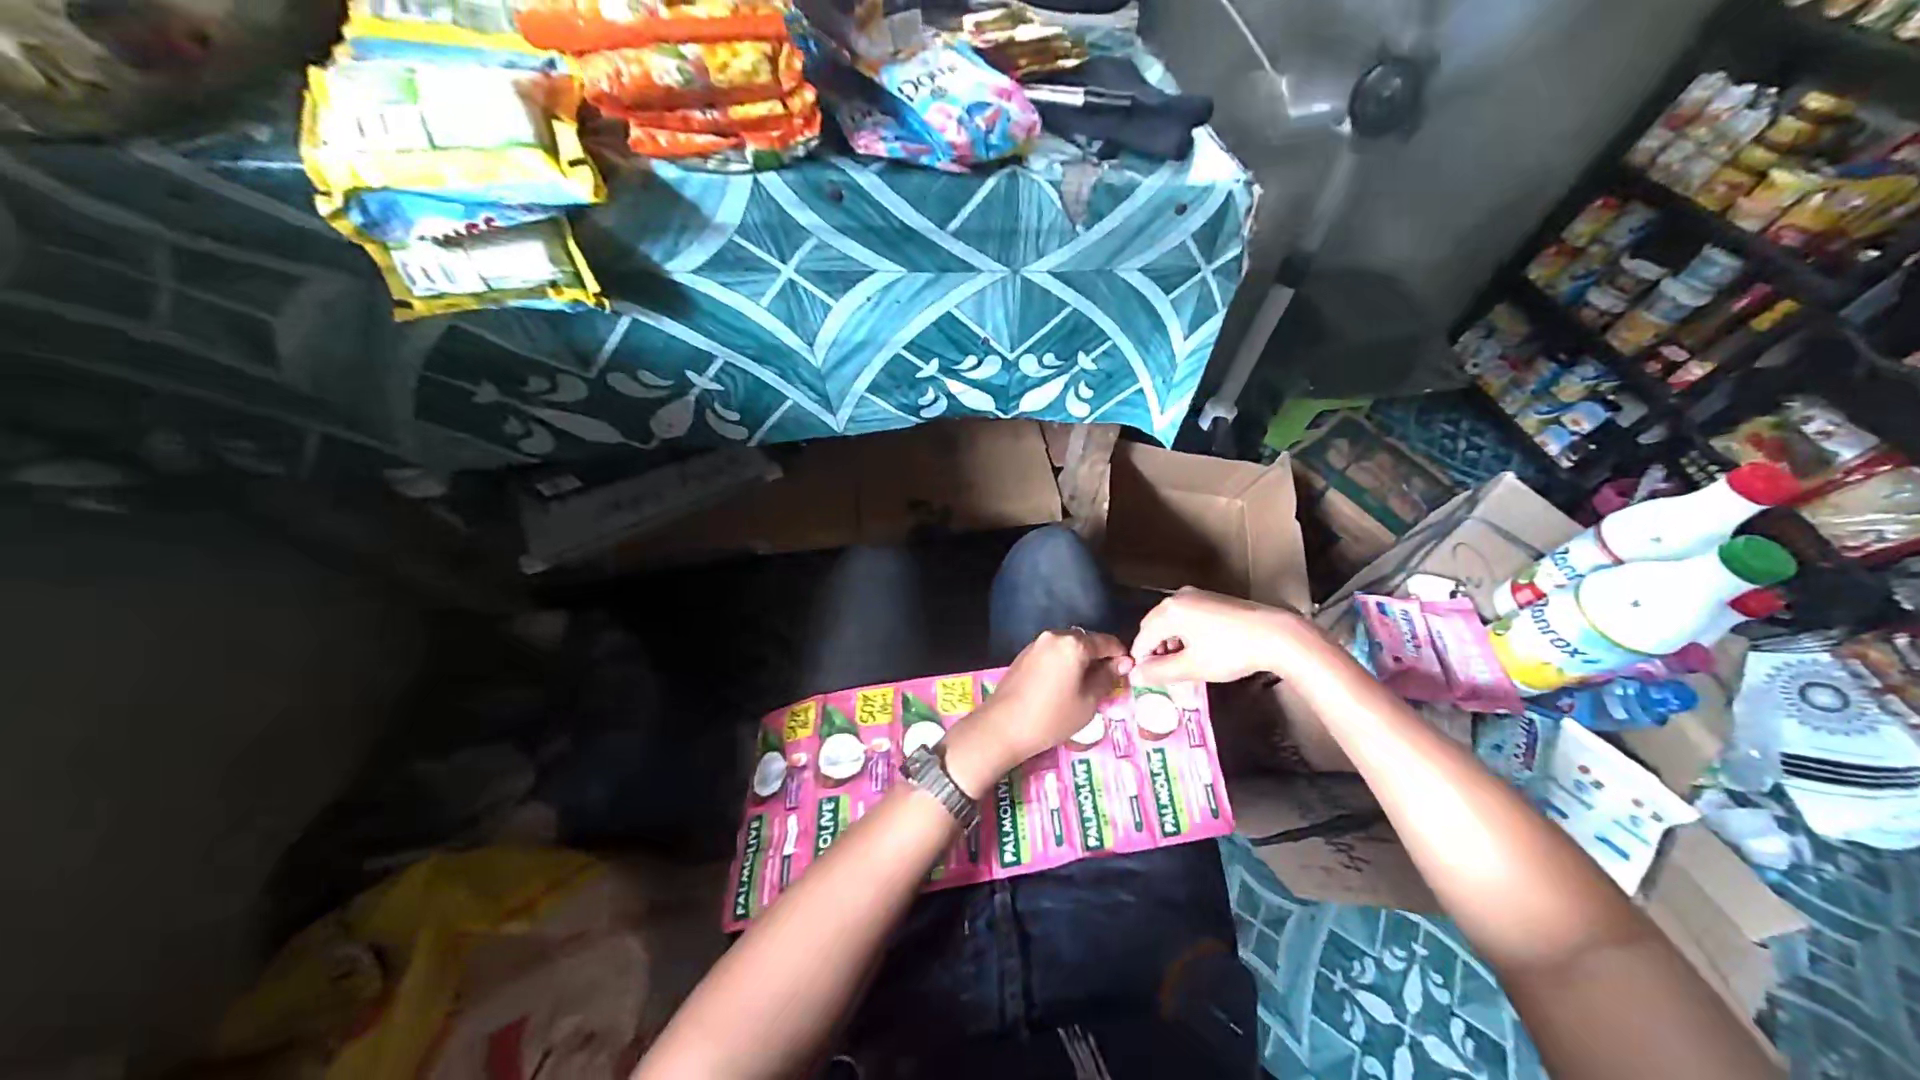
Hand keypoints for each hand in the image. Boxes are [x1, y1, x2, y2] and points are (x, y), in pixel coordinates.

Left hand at [944, 628, 1130, 797]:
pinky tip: (1065, 684)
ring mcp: (1036, 644)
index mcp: (1073, 644)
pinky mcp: (1024, 655)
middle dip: (1100, 657)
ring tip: (1088, 684)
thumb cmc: (1052, 717)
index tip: (1129, 672)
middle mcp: (1054, 636)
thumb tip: (1122, 663)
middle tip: (1109, 680)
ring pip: (1068, 646)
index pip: (1107, 642)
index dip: (1121, 656)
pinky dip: (1063, 663)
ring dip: (1081, 660)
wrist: (1002, 727)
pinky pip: (1052, 653)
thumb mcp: (1088, 701)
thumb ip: (1107, 677)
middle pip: (1086, 641)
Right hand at [1129, 587, 1305, 685]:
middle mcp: (1178, 597)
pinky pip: (1186, 616)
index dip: (1142, 662)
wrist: (1276, 636)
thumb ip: (1159, 672)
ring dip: (1170, 642)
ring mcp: (1197, 595)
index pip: (1142, 638)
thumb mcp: (1192, 667)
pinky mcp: (1212, 599)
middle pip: (1153, 626)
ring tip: (1184, 664)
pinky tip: (1200, 650)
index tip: (1149, 680)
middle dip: (1155, 650)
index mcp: (1168, 611)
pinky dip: (1185, 633)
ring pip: (1170, 621)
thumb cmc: (1230, 652)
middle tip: (1166, 673)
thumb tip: (1134, 677)